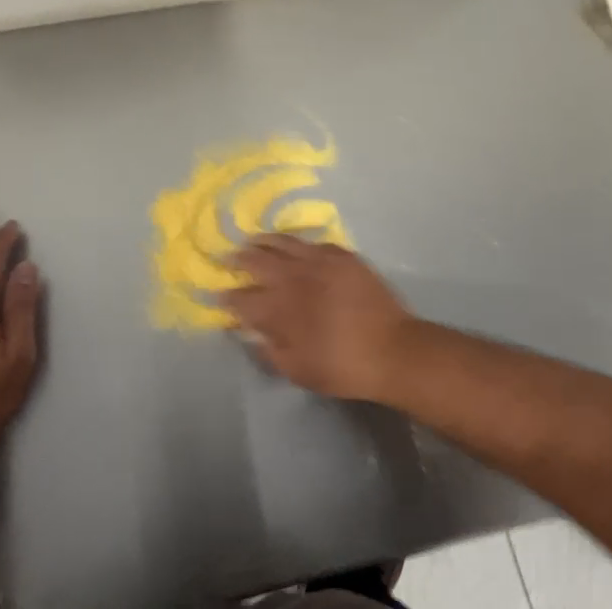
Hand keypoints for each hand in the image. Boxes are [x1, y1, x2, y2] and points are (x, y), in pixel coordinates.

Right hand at [222, 235, 413, 401]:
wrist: (392, 349)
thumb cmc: (342, 367)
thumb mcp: (298, 370)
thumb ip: (269, 350)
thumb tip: (251, 334)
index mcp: (278, 309)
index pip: (242, 299)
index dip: (227, 298)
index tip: (219, 296)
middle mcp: (293, 278)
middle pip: (257, 261)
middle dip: (239, 260)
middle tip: (229, 258)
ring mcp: (318, 262)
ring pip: (283, 242)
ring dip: (264, 242)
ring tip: (255, 241)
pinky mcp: (342, 256)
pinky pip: (313, 243)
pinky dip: (298, 244)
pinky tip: (296, 247)